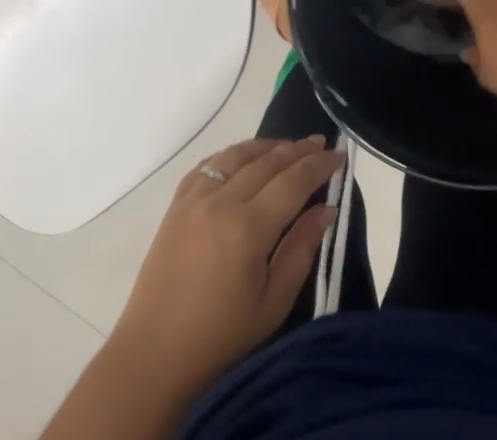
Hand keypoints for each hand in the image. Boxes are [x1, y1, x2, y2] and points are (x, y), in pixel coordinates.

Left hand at [109, 137, 342, 393]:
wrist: (155, 353)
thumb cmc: (222, 336)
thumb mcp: (274, 301)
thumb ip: (302, 249)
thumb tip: (327, 209)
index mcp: (248, 227)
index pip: (294, 180)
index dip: (320, 164)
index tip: (341, 155)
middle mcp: (220, 202)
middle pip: (267, 161)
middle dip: (298, 150)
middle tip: (321, 143)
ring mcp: (193, 200)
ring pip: (235, 155)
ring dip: (265, 146)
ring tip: (288, 146)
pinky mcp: (174, 207)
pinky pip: (206, 166)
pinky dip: (230, 155)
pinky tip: (243, 158)